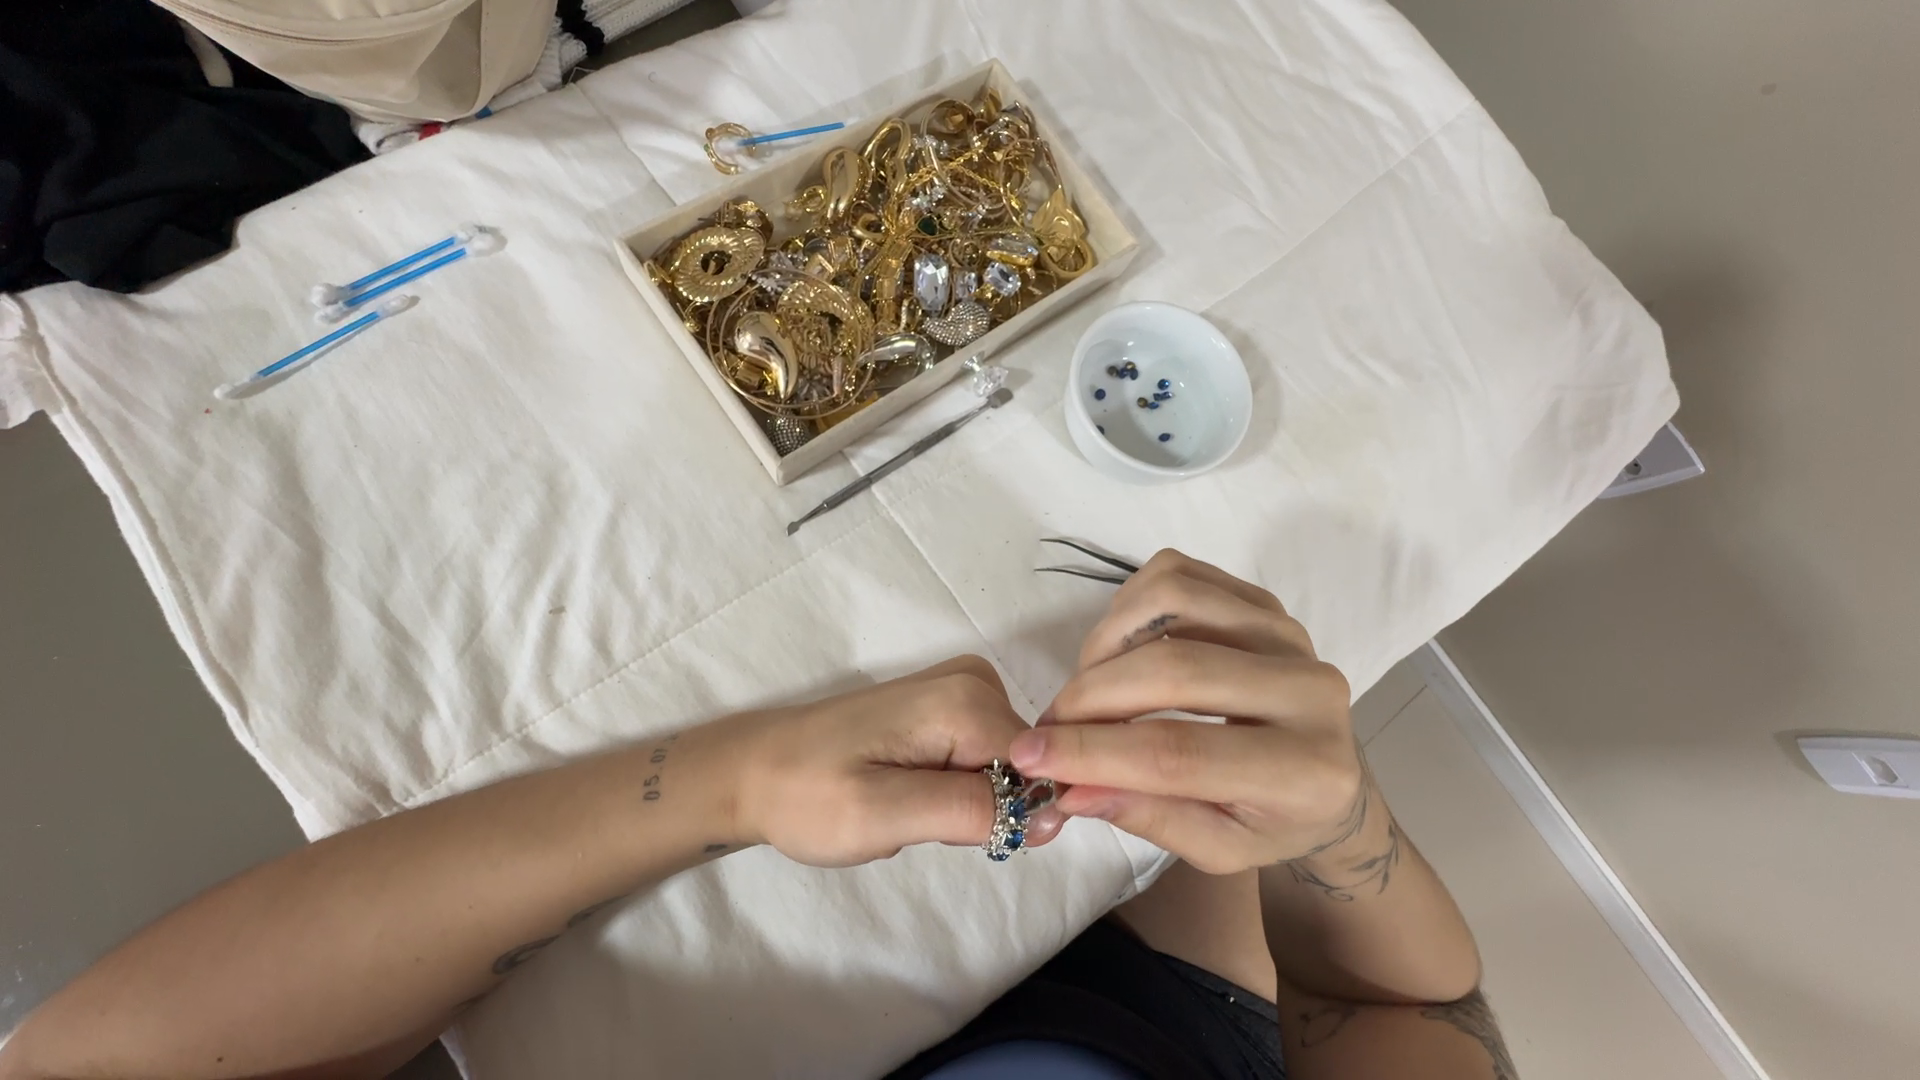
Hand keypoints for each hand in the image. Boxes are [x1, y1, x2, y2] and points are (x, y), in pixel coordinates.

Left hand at [729, 655, 1038, 867]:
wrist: (755, 769)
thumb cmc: (808, 795)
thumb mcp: (883, 815)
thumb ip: (970, 810)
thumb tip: (1051, 815)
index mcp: (964, 701)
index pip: (1040, 771)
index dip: (1009, 815)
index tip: (952, 831)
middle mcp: (974, 681)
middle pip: (1022, 767)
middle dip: (980, 806)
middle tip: (915, 814)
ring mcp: (962, 687)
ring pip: (1004, 768)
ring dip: (964, 799)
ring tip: (907, 800)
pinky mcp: (948, 704)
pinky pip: (982, 757)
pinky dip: (952, 785)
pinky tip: (910, 785)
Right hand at [1010, 550, 1364, 875]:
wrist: (1327, 772)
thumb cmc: (1270, 820)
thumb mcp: (1218, 848)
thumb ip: (1148, 817)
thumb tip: (1068, 786)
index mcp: (1305, 770)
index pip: (1179, 753)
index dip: (1092, 751)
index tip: (1029, 756)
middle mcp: (1310, 690)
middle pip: (1172, 670)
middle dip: (1089, 696)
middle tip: (1049, 723)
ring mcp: (1288, 632)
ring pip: (1172, 600)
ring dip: (1107, 640)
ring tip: (1091, 684)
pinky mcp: (1263, 600)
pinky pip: (1177, 574)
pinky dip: (1129, 604)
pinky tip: (1123, 647)